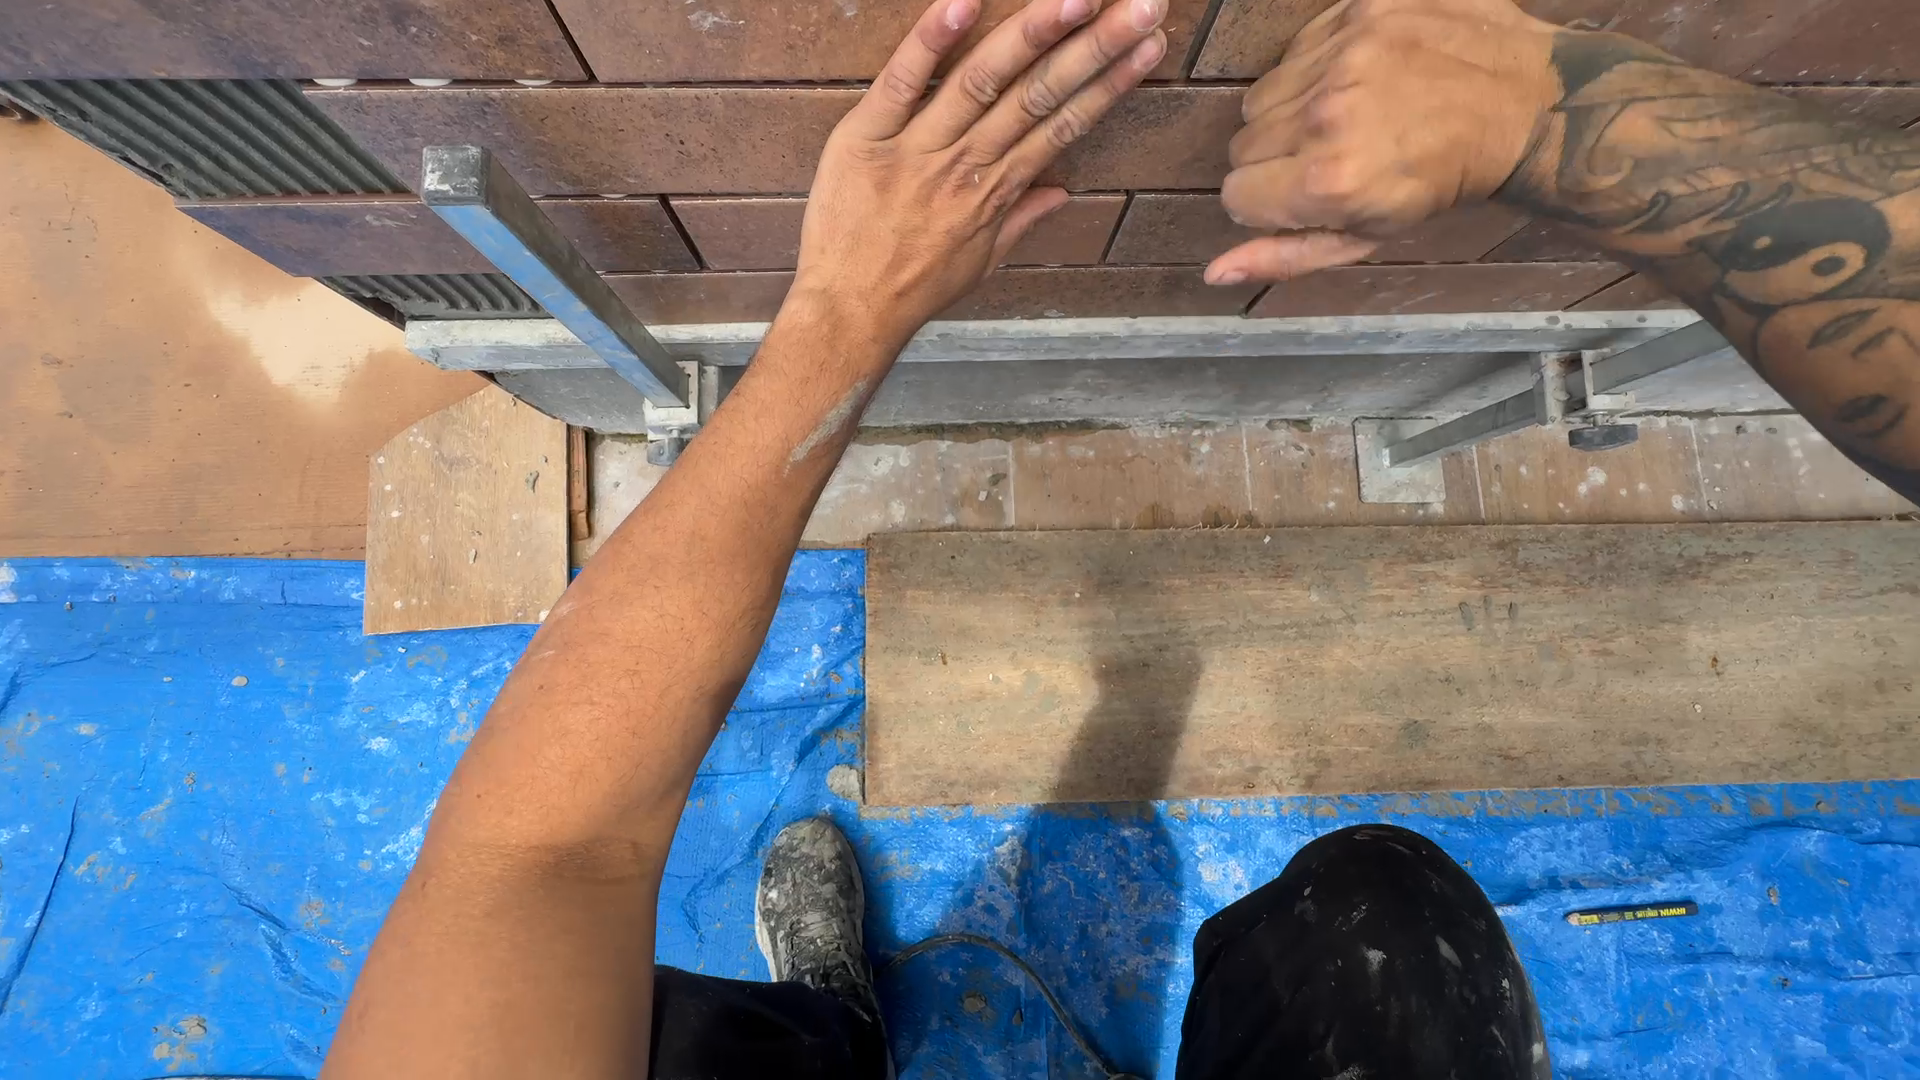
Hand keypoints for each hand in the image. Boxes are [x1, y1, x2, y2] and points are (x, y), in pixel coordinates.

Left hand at [791, 0, 1168, 346]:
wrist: (851, 312)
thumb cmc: (914, 289)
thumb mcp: (978, 264)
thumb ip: (1020, 220)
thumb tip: (1061, 194)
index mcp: (993, 193)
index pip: (1060, 128)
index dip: (1105, 86)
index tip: (1146, 49)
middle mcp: (965, 166)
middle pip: (1035, 97)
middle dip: (1093, 48)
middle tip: (1140, 6)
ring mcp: (917, 150)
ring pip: (981, 82)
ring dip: (1032, 33)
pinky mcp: (865, 138)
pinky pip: (901, 82)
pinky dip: (931, 40)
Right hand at [1205, 0, 1560, 285]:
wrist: (1525, 103)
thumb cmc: (1436, 186)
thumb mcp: (1360, 239)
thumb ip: (1282, 257)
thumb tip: (1214, 272)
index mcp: (1326, 180)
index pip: (1235, 194)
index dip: (1262, 201)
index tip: (1300, 196)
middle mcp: (1326, 114)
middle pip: (1242, 145)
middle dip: (1272, 159)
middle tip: (1329, 155)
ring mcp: (1346, 53)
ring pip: (1261, 97)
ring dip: (1288, 111)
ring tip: (1344, 114)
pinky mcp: (1362, 5)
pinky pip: (1294, 50)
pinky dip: (1313, 66)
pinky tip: (1358, 76)